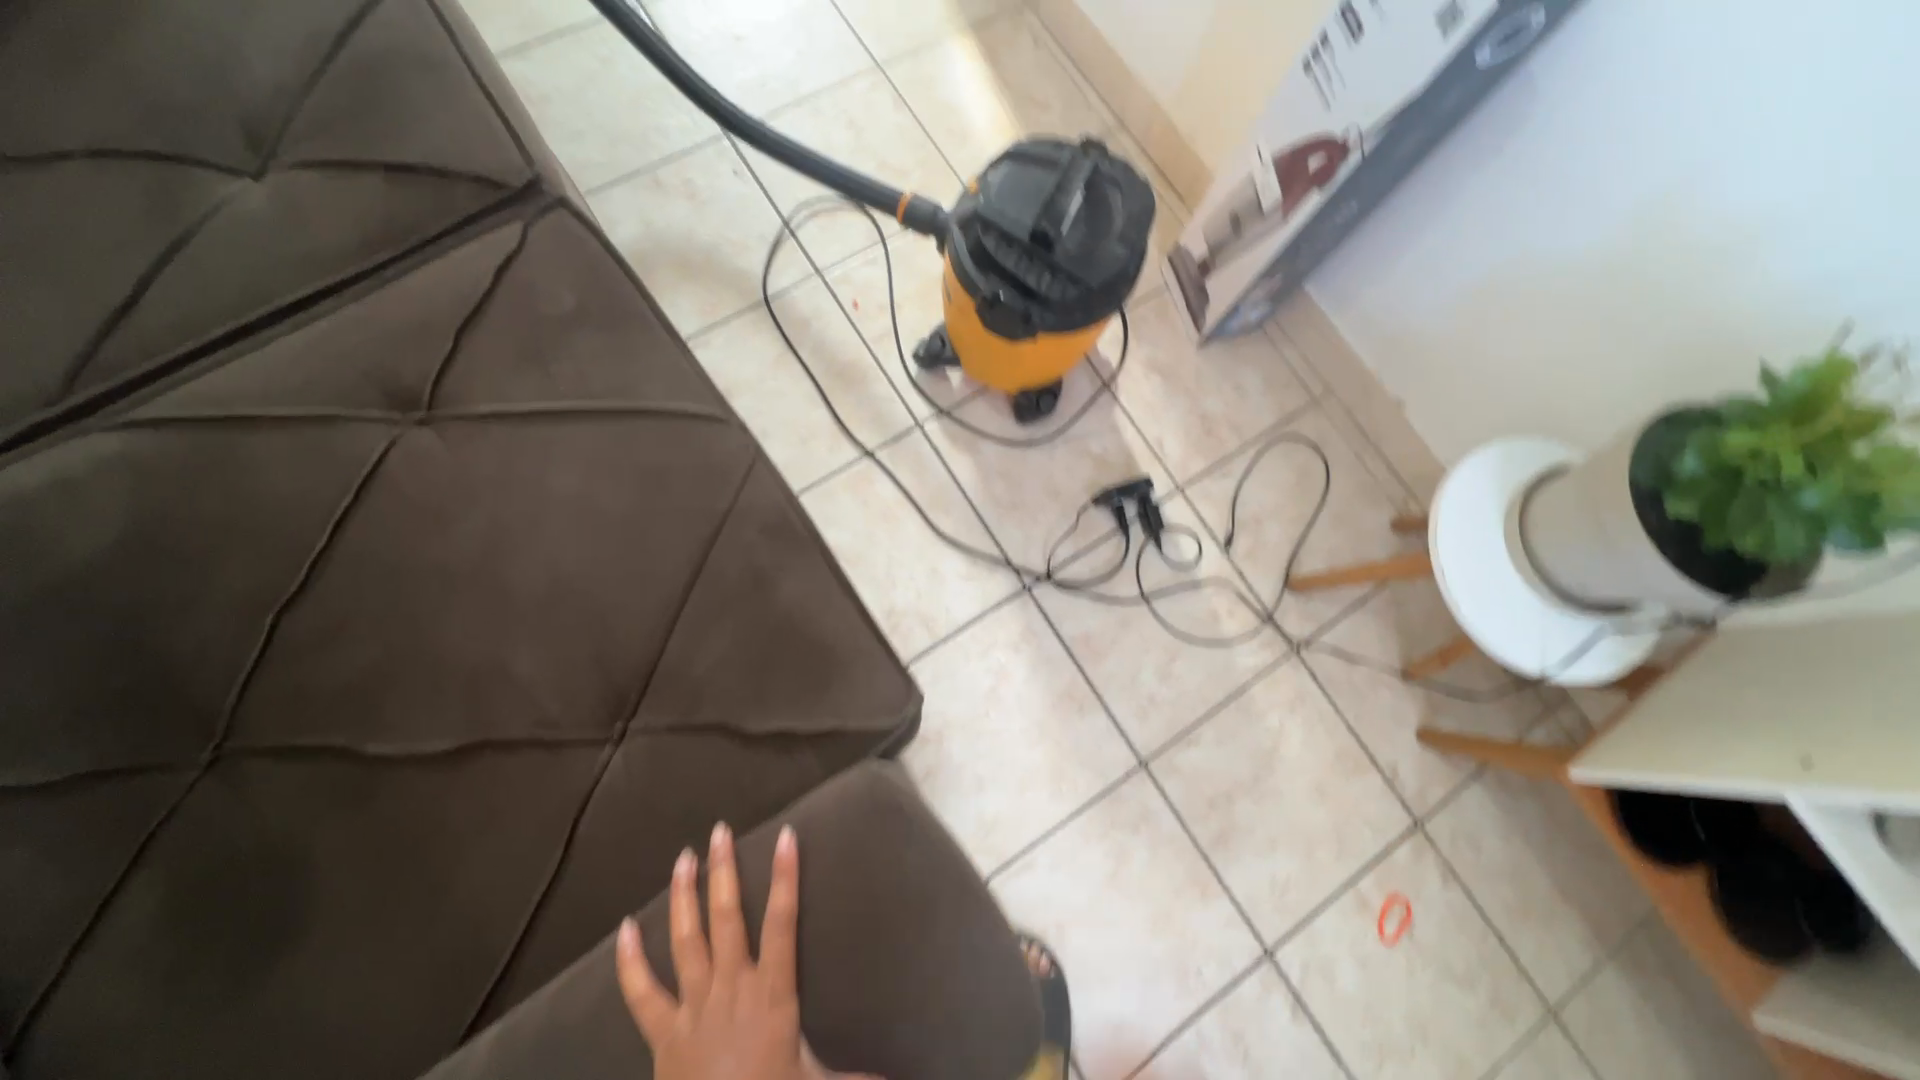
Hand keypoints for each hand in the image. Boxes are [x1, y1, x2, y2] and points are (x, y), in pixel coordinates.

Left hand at [615, 823, 876, 1079]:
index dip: (785, 877)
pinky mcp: (662, 1032)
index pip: (782, 922)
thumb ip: (856, 1075)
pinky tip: (624, 927)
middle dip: (724, 871)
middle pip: (727, 917)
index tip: (786, 836)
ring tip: (684, 857)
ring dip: (684, 896)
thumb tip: (897, 1076)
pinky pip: (641, 992)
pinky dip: (630, 960)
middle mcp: (732, 987)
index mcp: (772, 993)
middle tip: (720, 830)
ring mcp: (693, 1006)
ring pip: (686, 940)